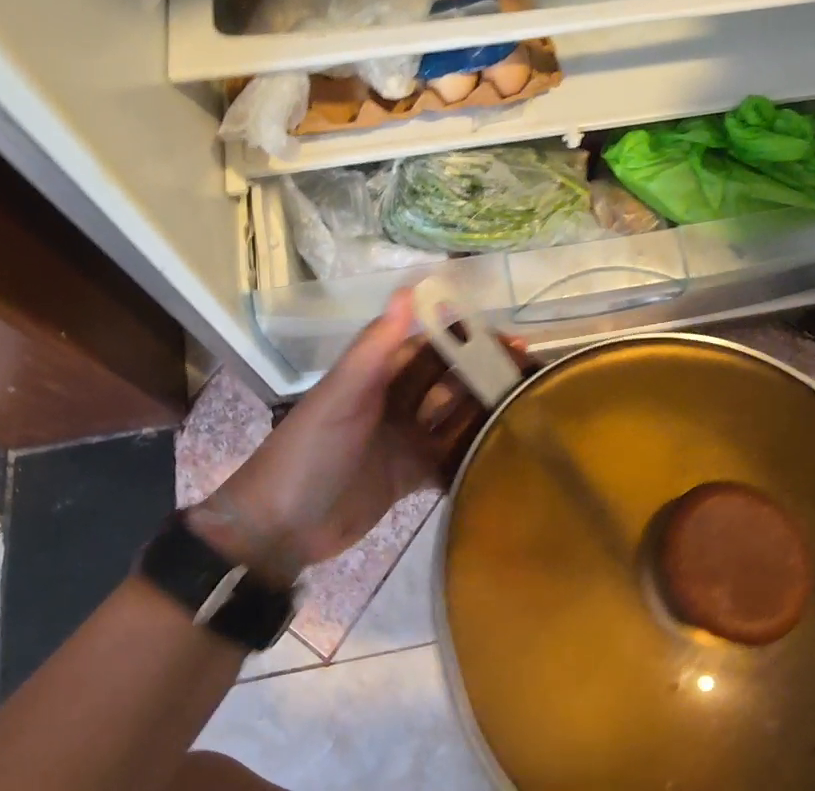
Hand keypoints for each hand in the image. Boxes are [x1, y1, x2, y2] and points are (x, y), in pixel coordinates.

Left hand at [187, 289, 523, 586]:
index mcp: (376, 375)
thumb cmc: (310, 451)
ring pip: (453, 418)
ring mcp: (403, 441)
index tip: (510, 340)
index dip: (467, 339)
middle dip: (485, 375)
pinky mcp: (409, 477)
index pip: (430, 346)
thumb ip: (376, 345)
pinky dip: (473, 453)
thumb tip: (410, 287)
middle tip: (533, 376)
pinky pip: (450, 458)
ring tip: (530, 409)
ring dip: (485, 412)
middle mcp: (394, 402)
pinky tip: (507, 452)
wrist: (281, 528)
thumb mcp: (342, 394)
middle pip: (448, 381)